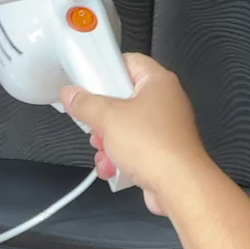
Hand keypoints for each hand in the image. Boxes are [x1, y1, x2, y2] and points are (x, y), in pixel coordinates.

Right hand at [60, 54, 224, 215]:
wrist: (177, 186)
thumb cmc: (157, 148)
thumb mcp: (108, 118)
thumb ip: (85, 104)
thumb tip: (72, 95)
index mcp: (157, 82)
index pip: (127, 62)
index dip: (105, 69)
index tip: (87, 80)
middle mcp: (165, 103)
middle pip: (122, 99)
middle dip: (102, 118)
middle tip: (94, 122)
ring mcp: (164, 129)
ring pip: (125, 128)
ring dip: (107, 143)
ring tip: (104, 150)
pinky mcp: (161, 153)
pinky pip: (133, 150)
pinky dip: (119, 159)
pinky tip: (112, 168)